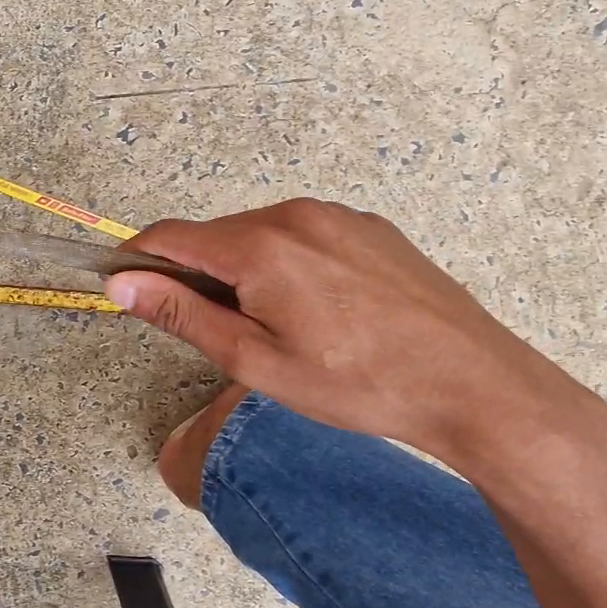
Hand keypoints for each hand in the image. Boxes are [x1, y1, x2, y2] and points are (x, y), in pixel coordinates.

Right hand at [105, 198, 596, 464]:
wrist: (486, 392)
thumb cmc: (360, 385)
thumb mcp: (254, 361)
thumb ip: (180, 313)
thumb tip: (120, 284)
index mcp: (258, 246)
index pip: (167, 235)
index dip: (136, 260)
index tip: (126, 288)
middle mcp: (293, 215)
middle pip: (212, 235)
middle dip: (195, 271)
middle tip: (218, 328)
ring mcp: (336, 216)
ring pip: (255, 233)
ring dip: (241, 267)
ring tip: (277, 323)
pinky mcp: (370, 227)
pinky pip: (301, 232)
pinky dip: (285, 260)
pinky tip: (320, 307)